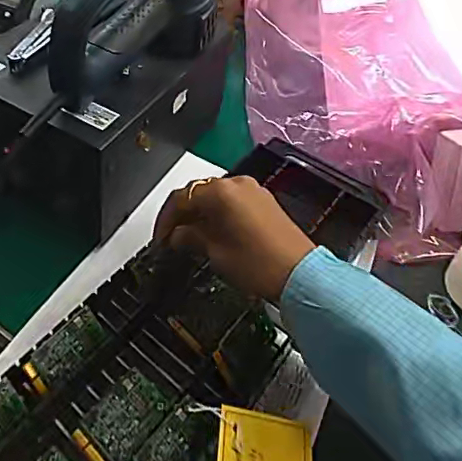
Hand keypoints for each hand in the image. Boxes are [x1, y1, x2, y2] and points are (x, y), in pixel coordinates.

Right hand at [153, 175, 314, 302]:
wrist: (301, 276)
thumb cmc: (259, 264)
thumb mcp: (215, 253)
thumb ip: (190, 238)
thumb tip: (178, 235)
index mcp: (221, 191)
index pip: (181, 198)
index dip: (166, 219)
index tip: (160, 238)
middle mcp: (238, 184)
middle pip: (198, 192)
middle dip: (182, 215)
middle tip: (171, 239)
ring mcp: (254, 191)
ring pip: (216, 197)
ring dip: (200, 214)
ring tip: (190, 239)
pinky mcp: (265, 202)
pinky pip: (233, 202)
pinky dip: (219, 215)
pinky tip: (214, 234)